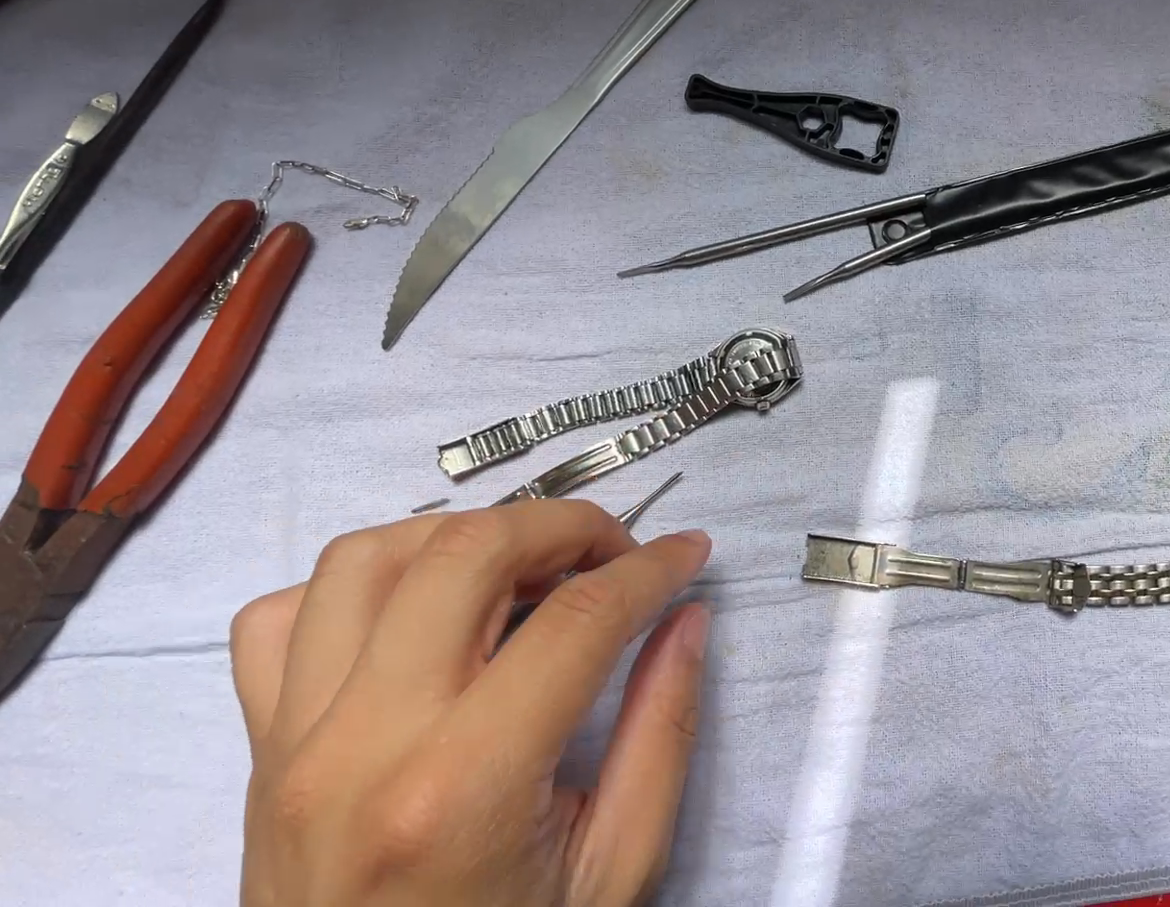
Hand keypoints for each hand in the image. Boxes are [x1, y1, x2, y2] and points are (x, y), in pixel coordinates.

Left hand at [229, 501, 711, 905]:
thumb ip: (665, 728)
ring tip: (530, 567)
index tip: (690, 552)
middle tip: (617, 553)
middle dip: (564, 526)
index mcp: (466, 787)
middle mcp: (362, 745)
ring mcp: (293, 741)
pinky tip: (426, 611)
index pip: (577, 621)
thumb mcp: (618, 864)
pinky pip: (283, 617)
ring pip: (366, 559)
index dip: (651, 569)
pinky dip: (362, 584)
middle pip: (466, 555)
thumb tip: (685, 616)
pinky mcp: (260, 748)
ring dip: (467, 535)